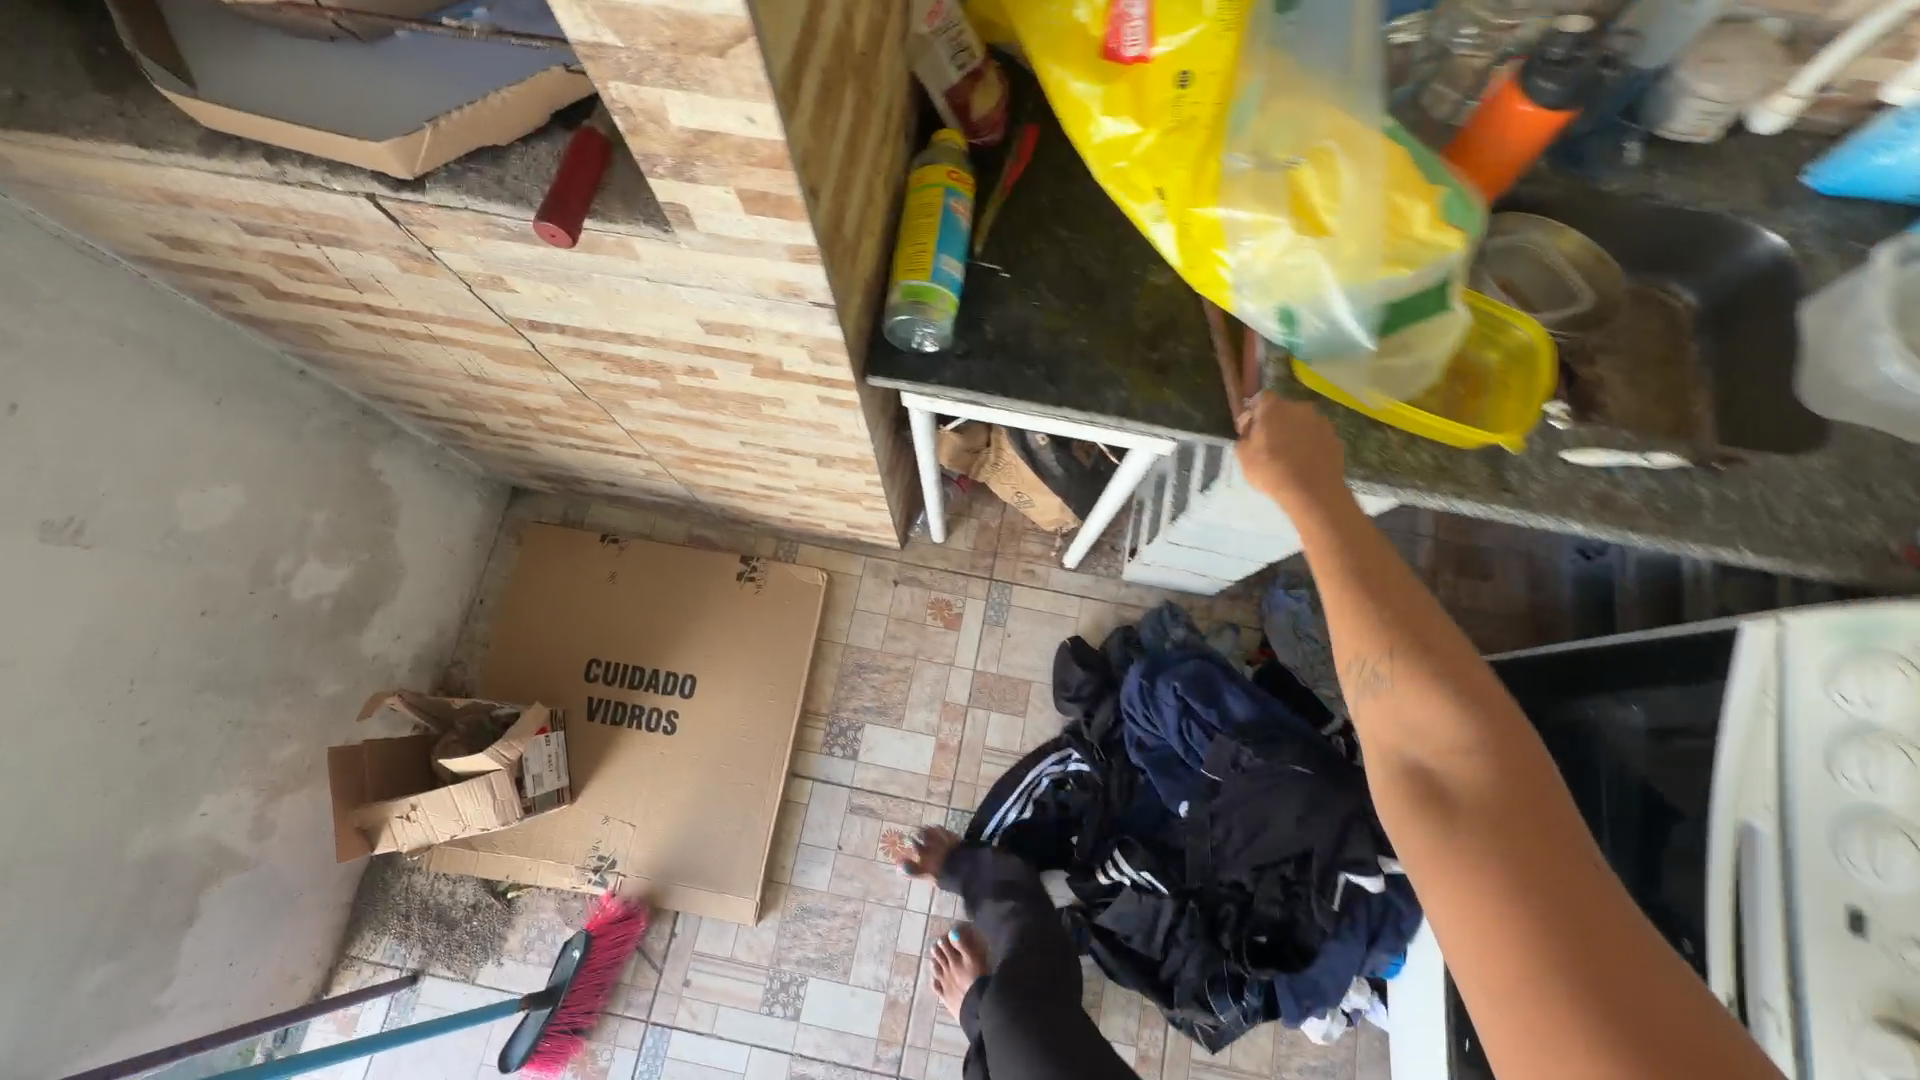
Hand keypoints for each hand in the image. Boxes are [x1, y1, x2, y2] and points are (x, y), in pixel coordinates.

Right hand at [1234, 392, 1348, 509]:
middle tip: (1271, 446)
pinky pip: (1317, 436)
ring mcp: (1321, 421)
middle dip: (1278, 423)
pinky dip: (1312, 444)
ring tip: (1291, 457)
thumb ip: (1244, 434)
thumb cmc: (1271, 471)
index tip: (1253, 430)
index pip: (1262, 398)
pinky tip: (1306, 462)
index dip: (1256, 413)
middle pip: (1284, 410)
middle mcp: (1300, 407)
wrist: (1312, 491)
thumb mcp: (1243, 456)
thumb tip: (1250, 423)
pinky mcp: (1335, 437)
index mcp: (1274, 407)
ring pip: (1303, 423)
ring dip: (1296, 433)